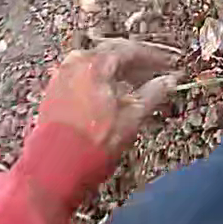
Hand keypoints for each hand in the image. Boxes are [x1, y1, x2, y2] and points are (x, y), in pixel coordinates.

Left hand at [34, 39, 183, 159]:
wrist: (52, 172)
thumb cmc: (92, 144)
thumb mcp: (133, 116)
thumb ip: (154, 93)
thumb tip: (169, 81)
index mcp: (94, 65)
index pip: (131, 50)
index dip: (155, 57)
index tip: (170, 63)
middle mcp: (75, 67)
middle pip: (113, 54)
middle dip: (137, 62)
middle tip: (158, 70)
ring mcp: (61, 80)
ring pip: (98, 66)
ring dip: (120, 72)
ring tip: (139, 84)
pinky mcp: (54, 95)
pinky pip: (84, 78)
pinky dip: (103, 81)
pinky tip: (116, 95)